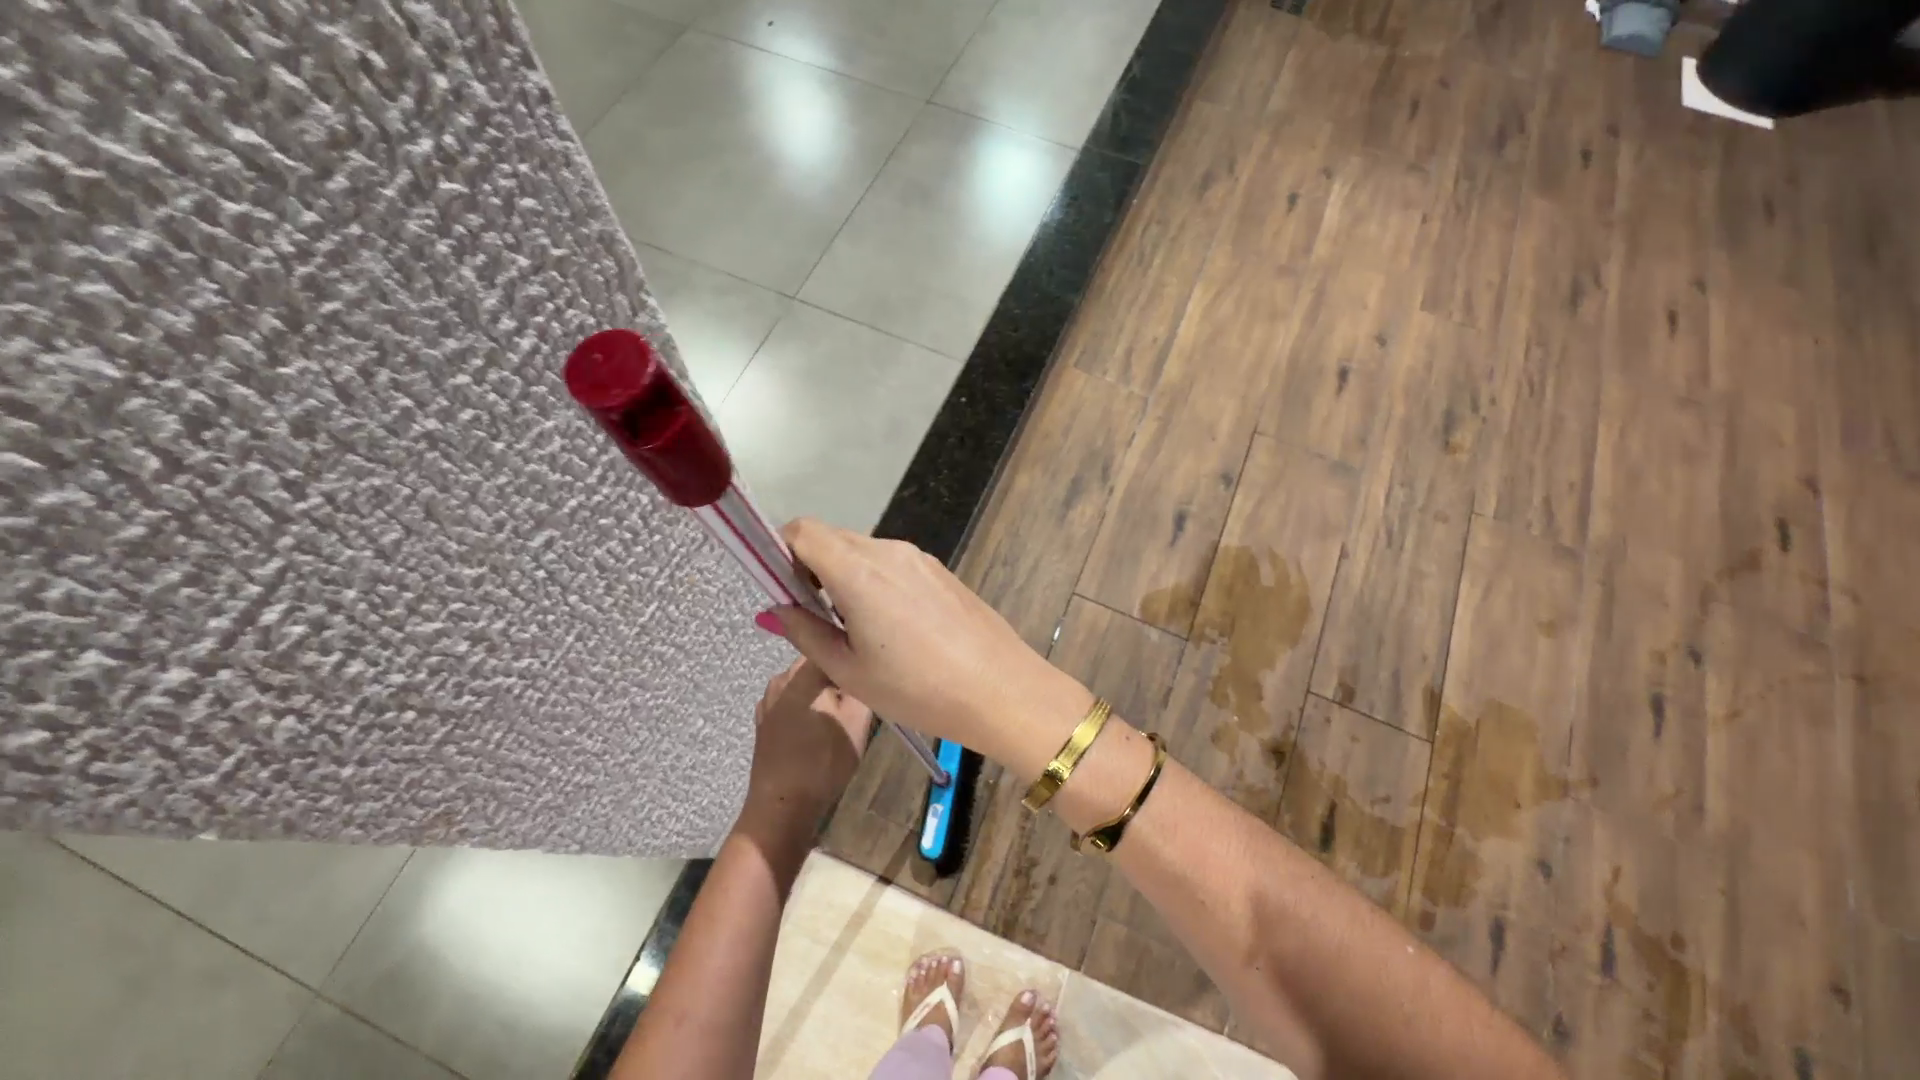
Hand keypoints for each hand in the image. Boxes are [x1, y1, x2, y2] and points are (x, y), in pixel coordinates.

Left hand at [737, 659, 872, 840]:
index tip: (867, 674)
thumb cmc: (824, 760)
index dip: (853, 656)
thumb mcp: (858, 721)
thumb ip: (862, 685)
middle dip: (837, 676)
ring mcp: (768, 700)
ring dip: (821, 693)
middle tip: (858, 700)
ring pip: (804, 684)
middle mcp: (781, 678)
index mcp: (804, 672)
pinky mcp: (763, 720)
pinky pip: (791, 702)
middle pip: (818, 663)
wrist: (783, 803)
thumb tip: (861, 666)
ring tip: (839, 717)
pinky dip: (805, 708)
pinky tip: (815, 730)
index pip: (833, 644)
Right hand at [764, 519, 1091, 772]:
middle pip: (831, 538)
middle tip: (817, 617)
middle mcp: (887, 551)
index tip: (785, 590)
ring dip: (845, 577)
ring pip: (863, 551)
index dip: (782, 551)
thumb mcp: (849, 671)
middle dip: (812, 568)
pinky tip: (894, 629)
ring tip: (858, 630)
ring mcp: (919, 558)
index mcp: (857, 571)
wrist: (1000, 689)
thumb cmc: (918, 688)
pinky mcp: (940, 570)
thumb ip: (805, 632)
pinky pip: (893, 564)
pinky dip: (875, 583)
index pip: (802, 530)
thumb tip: (779, 608)